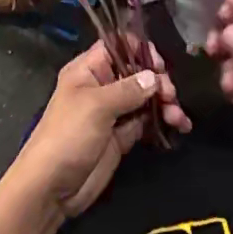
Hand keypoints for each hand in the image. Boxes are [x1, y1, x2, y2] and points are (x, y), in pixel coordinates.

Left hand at [4, 40, 191, 220]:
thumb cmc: (68, 135)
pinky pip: (146, 121)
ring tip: (178, 117)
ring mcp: (113, 112)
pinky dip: (163, 121)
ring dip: (165, 102)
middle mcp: (101, 86)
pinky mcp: (121, 136)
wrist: (52, 186)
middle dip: (157, 80)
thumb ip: (128, 89)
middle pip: (136, 72)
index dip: (139, 50)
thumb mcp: (96, 106)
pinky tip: (179, 126)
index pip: (117, 47)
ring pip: (145, 97)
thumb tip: (155, 76)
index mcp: (88, 70)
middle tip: (170, 95)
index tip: (159, 64)